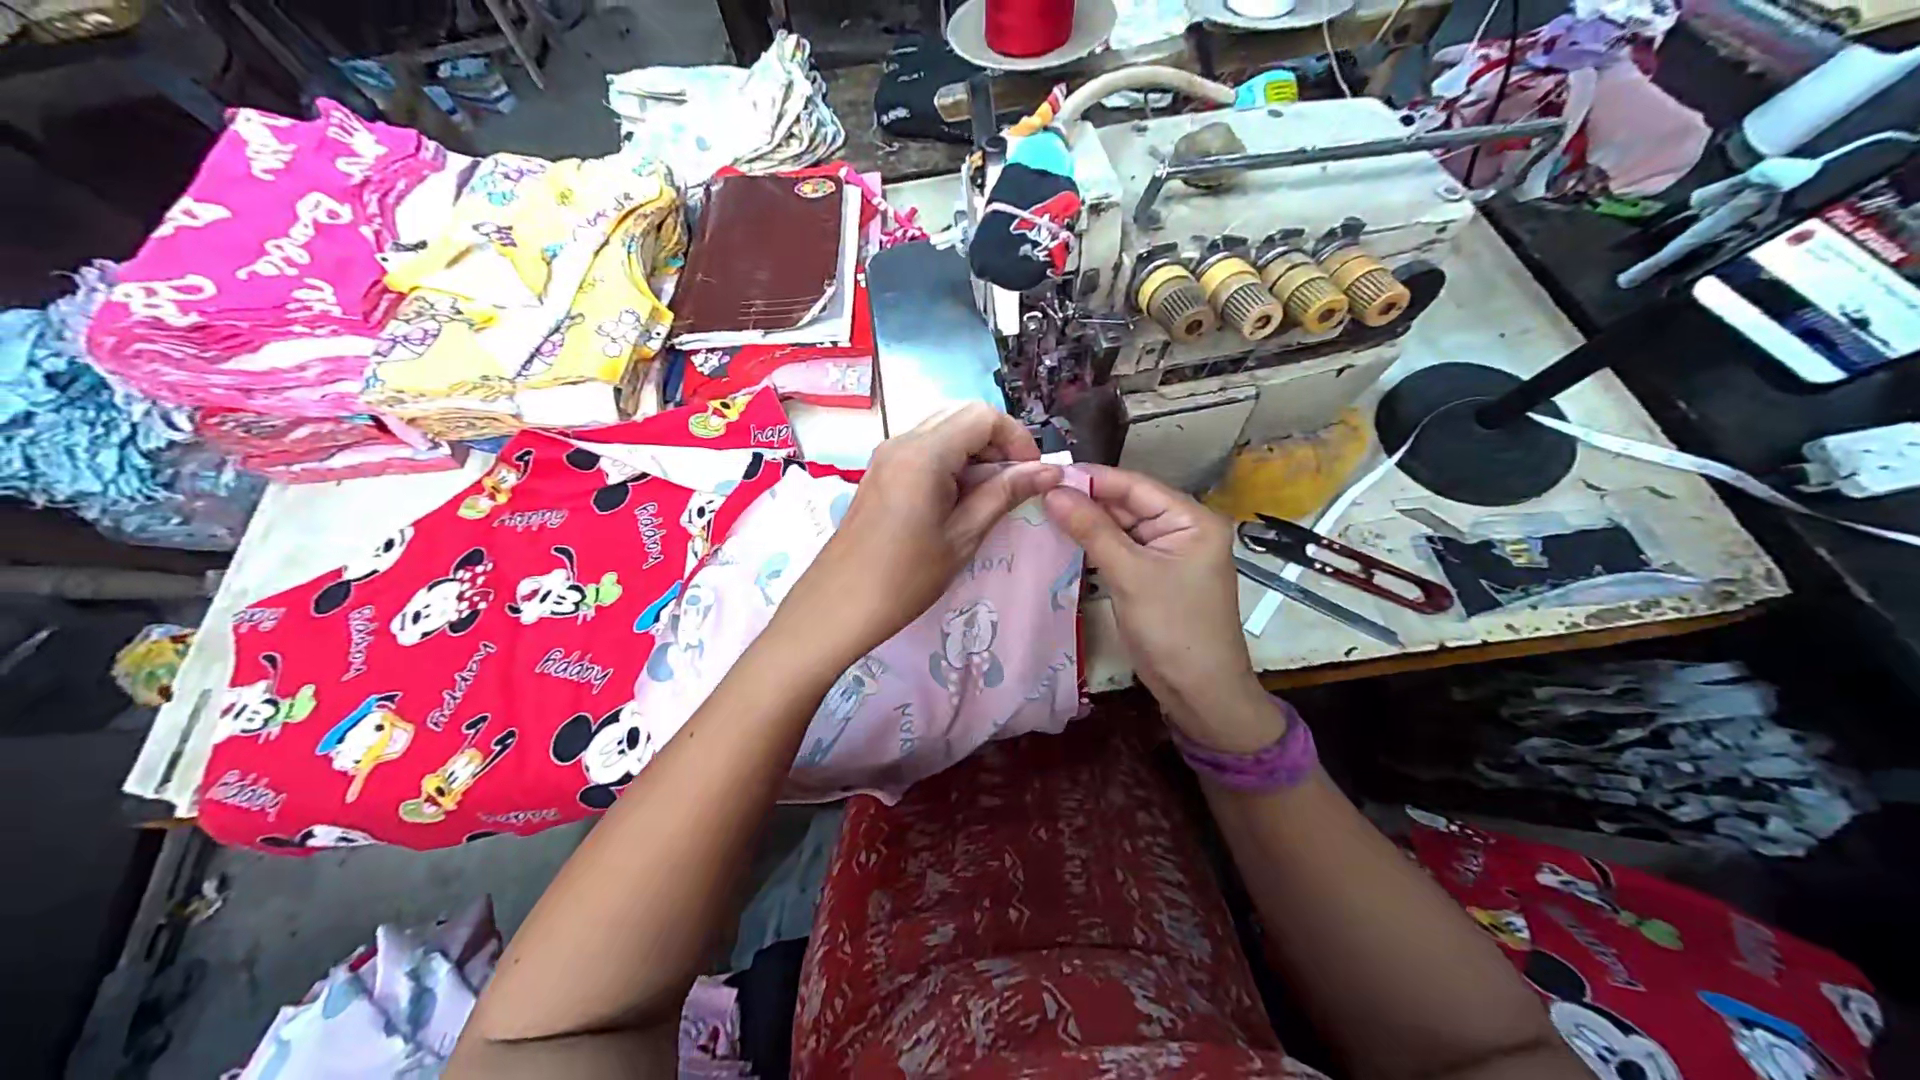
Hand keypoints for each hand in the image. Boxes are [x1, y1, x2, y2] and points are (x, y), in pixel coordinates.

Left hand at [782, 403, 1062, 663]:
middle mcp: (902, 442)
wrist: (838, 606)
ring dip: (974, 454)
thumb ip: (1005, 494)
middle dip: (997, 443)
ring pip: (944, 432)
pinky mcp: (880, 472)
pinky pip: (924, 450)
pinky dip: (951, 463)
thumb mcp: (963, 536)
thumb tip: (1049, 471)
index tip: (1032, 474)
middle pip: (963, 416)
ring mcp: (886, 455)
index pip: (984, 416)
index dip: (1017, 438)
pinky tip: (958, 502)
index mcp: (924, 453)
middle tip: (1013, 485)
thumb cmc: (905, 578)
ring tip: (988, 498)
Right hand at [1043, 465, 1283, 750]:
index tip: (1046, 473)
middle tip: (1036, 492)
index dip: (1091, 478)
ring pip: (1120, 526)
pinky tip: (1063, 537)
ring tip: (1042, 509)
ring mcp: (1167, 552)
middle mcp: (1183, 528)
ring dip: (1086, 522)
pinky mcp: (1153, 574)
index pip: (1135, 485)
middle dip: (1085, 500)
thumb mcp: (1130, 575)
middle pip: (1127, 504)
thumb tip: (1052, 491)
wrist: (1200, 692)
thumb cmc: (1173, 630)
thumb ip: (1091, 529)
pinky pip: (1120, 549)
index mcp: (1192, 519)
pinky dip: (1095, 545)